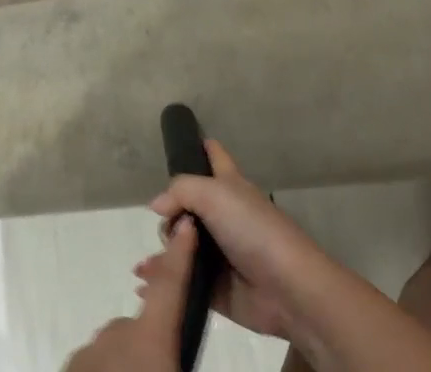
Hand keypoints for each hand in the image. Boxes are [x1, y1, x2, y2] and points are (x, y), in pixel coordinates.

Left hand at [64, 216, 199, 371]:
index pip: (169, 286)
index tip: (186, 224)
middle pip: (139, 326)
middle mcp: (117, 333)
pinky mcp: (68, 363)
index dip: (179, 254)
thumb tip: (176, 349)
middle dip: (148, 340)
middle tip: (157, 363)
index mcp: (150, 338)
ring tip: (136, 371)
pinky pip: (94, 361)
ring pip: (116, 345)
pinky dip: (105, 368)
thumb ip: (179, 354)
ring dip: (126, 359)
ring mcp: (89, 348)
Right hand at [138, 141, 325, 340]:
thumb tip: (157, 205)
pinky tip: (145, 279)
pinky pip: (180, 277)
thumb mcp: (216, 194)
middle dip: (169, 214)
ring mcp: (216, 252)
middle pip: (185, 205)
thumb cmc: (254, 230)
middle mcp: (222, 216)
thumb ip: (181, 190)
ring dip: (162, 249)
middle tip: (171, 225)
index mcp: (229, 187)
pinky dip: (163, 277)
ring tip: (154, 259)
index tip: (182, 142)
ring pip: (179, 243)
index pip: (214, 157)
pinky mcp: (211, 285)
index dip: (201, 147)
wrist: (285, 289)